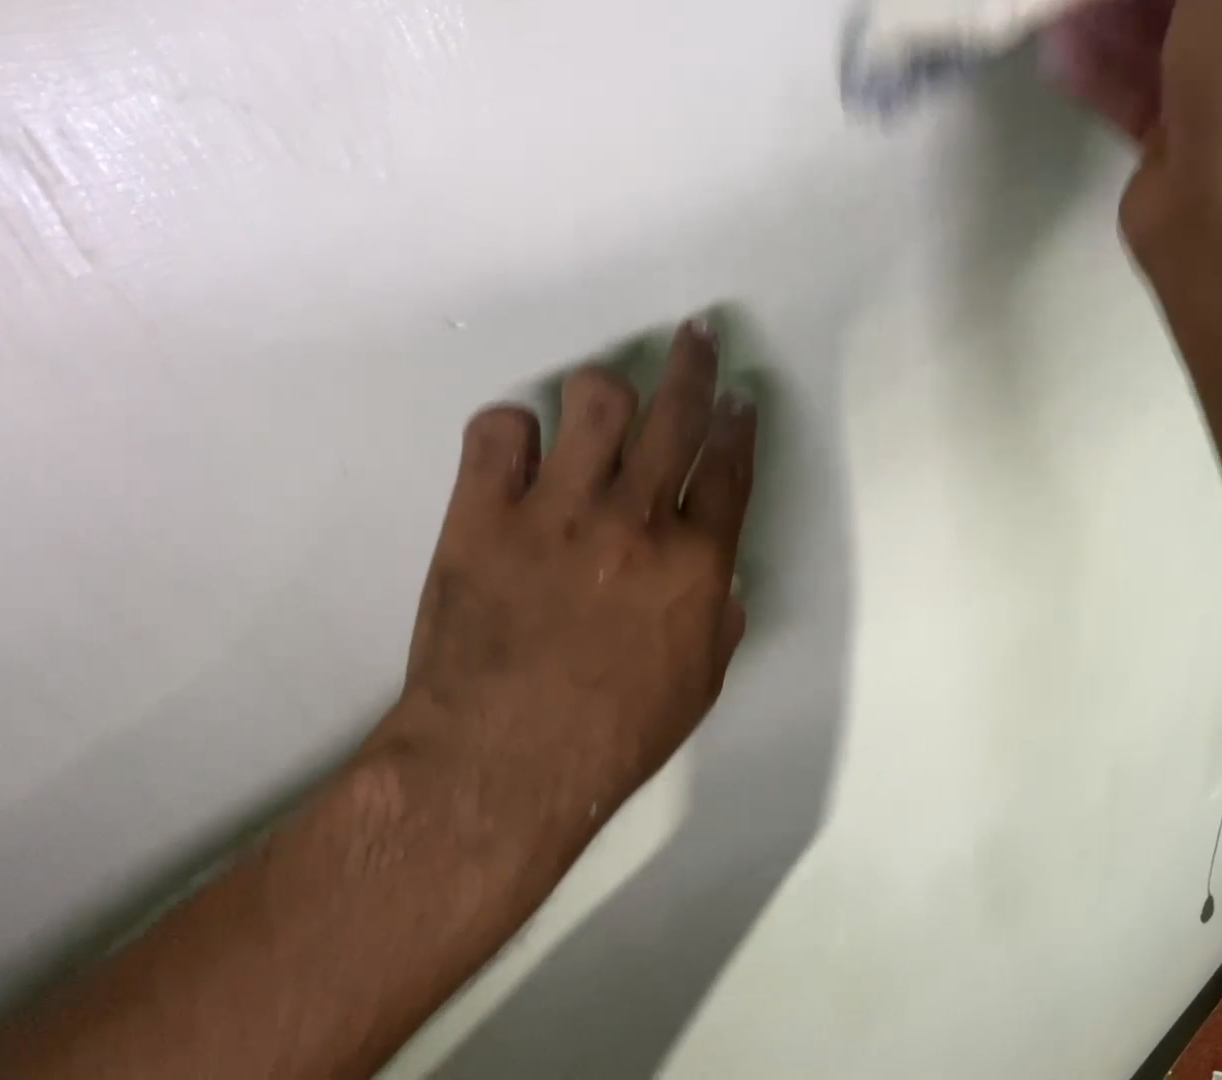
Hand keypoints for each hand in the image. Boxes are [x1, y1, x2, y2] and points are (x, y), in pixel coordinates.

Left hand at [379, 320, 754, 834]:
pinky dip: (513, 430)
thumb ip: (717, 614)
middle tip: (697, 337)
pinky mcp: (482, 514)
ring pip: (592, 402)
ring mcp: (556, 510)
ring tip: (603, 402)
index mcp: (694, 564)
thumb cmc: (613, 734)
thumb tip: (716, 575)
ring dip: (605, 393)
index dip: (739, 425)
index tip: (738, 398)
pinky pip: (498, 431)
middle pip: (676, 415)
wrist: (499, 763)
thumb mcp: (698, 683)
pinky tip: (521, 450)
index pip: (729, 469)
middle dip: (694, 365)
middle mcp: (634, 519)